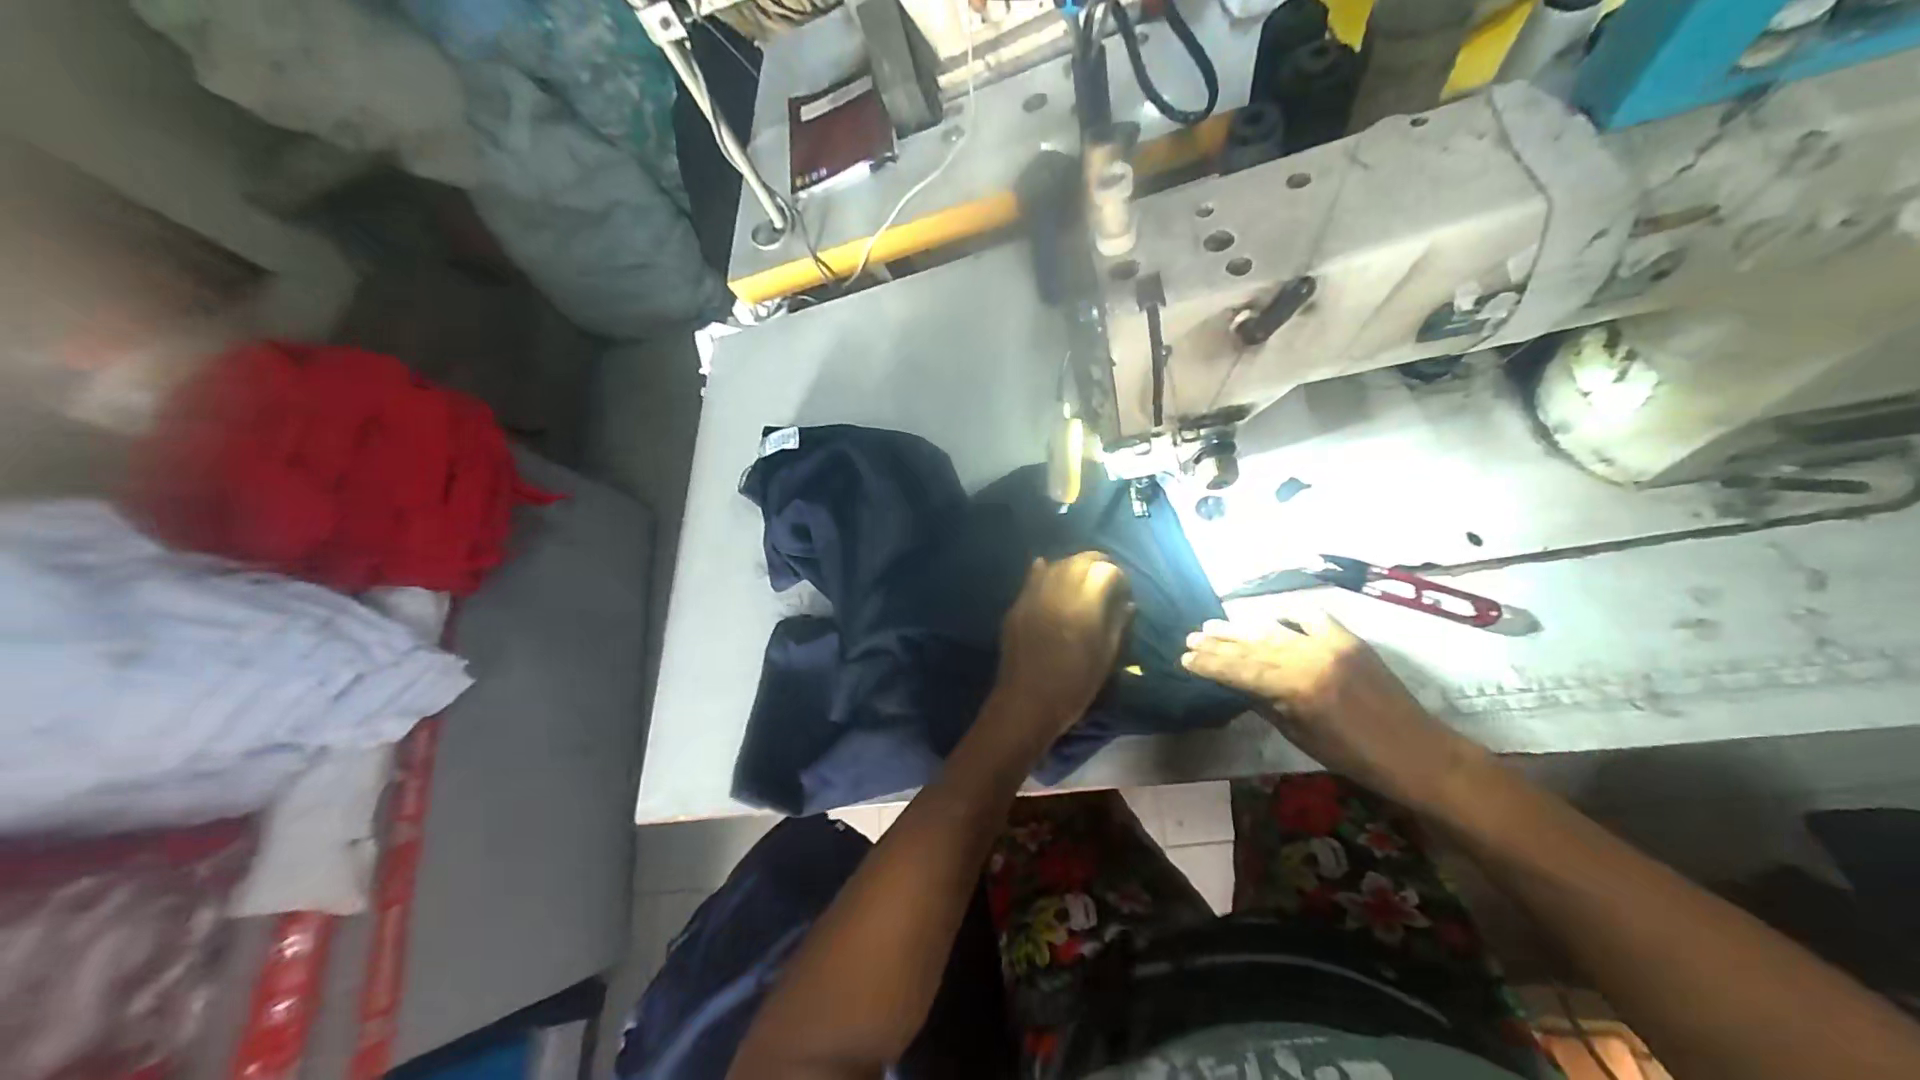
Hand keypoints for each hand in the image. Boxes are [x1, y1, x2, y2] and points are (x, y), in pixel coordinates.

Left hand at [993, 553, 1133, 738]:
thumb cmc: (1073, 687)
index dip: (1119, 576)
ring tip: (1082, 579)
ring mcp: (1033, 597)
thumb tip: (1127, 602)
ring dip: (1073, 565)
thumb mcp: (1105, 658)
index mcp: (1084, 607)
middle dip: (1098, 563)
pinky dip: (1045, 571)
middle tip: (1107, 578)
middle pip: (1080, 560)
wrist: (1025, 704)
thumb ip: (1117, 623)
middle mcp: (1058, 593)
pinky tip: (1050, 571)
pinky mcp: (1017, 606)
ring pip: (1056, 564)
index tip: (1123, 590)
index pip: (1106, 571)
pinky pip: (1032, 577)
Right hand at [1180, 613, 1489, 811]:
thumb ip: (1264, 702)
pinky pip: (1311, 618)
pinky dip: (1288, 615)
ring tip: (1215, 624)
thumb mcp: (1299, 734)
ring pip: (1275, 629)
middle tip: (1192, 637)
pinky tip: (1270, 615)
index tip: (1184, 658)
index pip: (1240, 668)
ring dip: (1243, 627)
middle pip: (1253, 645)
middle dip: (1220, 642)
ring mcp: (1332, 643)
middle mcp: (1311, 656)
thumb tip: (1234, 682)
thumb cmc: (1354, 758)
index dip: (1210, 663)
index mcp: (1297, 686)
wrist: (1418, 753)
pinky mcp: (1350, 638)